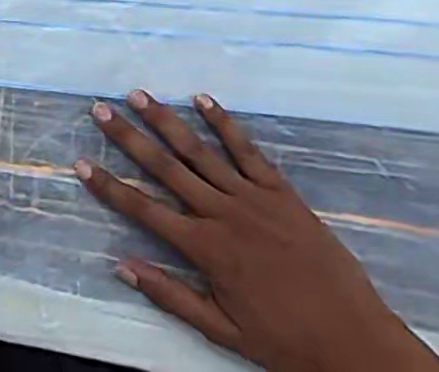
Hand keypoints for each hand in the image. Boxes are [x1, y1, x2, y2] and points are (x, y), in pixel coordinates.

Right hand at [78, 91, 438, 371]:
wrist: (358, 343)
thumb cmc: (285, 340)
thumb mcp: (222, 330)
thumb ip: (170, 295)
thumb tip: (121, 266)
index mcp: (205, 248)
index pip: (143, 209)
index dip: (108, 186)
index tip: (80, 162)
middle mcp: (222, 213)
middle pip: (164, 167)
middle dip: (128, 136)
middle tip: (101, 109)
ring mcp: (252, 198)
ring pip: (199, 151)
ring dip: (166, 120)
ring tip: (139, 95)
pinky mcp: (281, 192)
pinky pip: (248, 151)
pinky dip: (224, 124)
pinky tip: (203, 100)